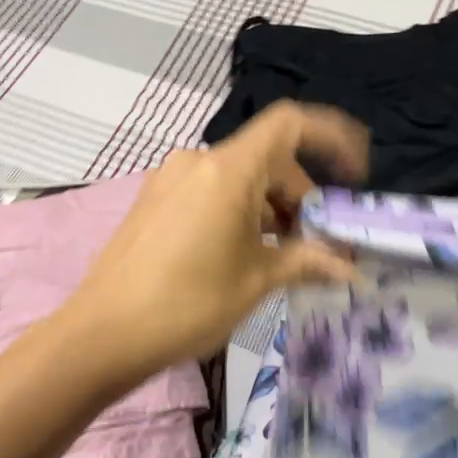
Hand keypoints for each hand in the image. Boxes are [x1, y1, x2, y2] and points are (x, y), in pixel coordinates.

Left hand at [56, 101, 368, 377]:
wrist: (102, 334)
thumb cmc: (188, 304)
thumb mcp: (257, 281)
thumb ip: (308, 262)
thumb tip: (349, 267)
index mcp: (228, 169)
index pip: (290, 124)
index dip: (332, 137)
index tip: (354, 176)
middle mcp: (198, 161)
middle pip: (268, 158)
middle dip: (301, 196)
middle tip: (320, 246)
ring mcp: (172, 180)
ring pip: (239, 179)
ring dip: (270, 210)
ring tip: (285, 260)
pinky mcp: (155, 201)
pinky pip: (211, 193)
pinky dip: (239, 214)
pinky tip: (245, 257)